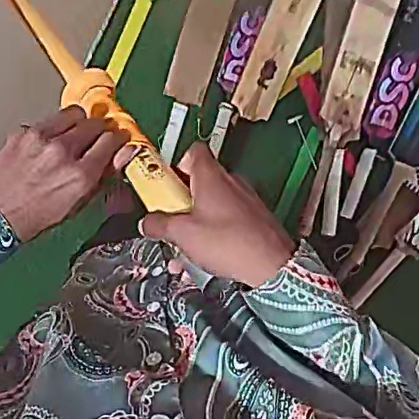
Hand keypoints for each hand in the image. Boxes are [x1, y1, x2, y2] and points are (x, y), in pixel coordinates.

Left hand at [0, 107, 132, 240]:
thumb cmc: (32, 217)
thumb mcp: (76, 206)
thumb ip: (100, 179)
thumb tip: (119, 158)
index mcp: (80, 177)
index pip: (111, 142)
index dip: (118, 139)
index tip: (119, 139)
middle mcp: (62, 153)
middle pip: (95, 124)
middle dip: (101, 129)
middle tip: (100, 136)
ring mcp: (41, 139)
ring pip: (74, 114)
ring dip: (80, 122)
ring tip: (77, 134)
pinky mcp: (24, 132)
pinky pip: (48, 120)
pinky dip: (54, 128)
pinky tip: (51, 141)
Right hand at [139, 144, 295, 286]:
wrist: (270, 265)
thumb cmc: (231, 243)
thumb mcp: (183, 234)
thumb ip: (160, 225)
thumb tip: (148, 223)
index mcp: (210, 176)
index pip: (192, 152)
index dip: (173, 166)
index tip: (161, 185)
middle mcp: (229, 183)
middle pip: (197, 182)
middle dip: (179, 203)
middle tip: (169, 221)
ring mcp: (243, 200)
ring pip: (210, 205)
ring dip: (193, 223)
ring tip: (184, 246)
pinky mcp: (252, 219)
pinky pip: (224, 220)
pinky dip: (211, 233)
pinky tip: (202, 256)